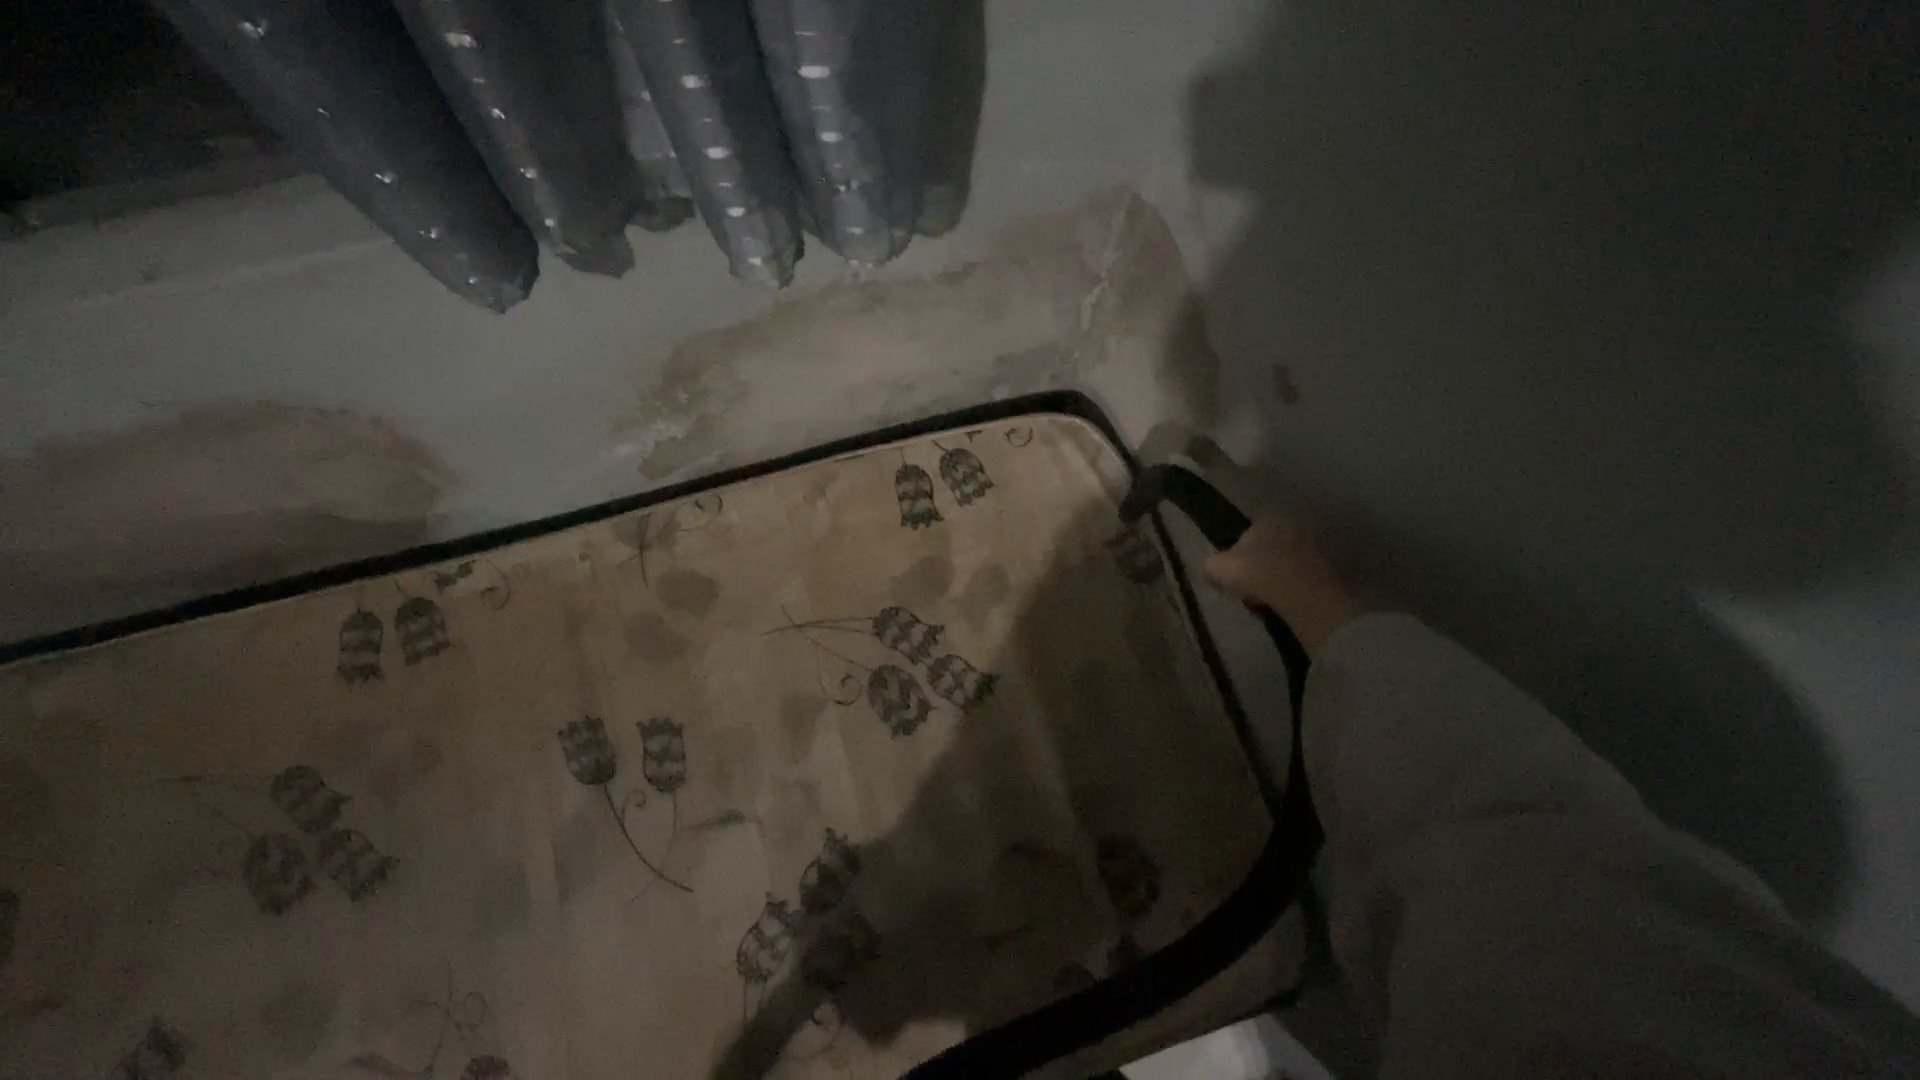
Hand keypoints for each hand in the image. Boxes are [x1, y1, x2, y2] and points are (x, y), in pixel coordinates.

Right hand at [1203, 515, 1367, 655]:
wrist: (1300, 593)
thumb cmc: (1254, 573)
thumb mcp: (1216, 568)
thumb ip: (1210, 564)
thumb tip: (1212, 568)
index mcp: (1266, 518)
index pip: (1247, 533)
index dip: (1238, 555)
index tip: (1234, 575)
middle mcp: (1292, 525)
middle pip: (1269, 548)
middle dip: (1259, 566)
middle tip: (1249, 589)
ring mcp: (1314, 546)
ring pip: (1286, 564)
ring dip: (1277, 579)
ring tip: (1267, 601)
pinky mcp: (1328, 569)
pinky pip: (1302, 579)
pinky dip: (1293, 590)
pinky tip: (1285, 605)